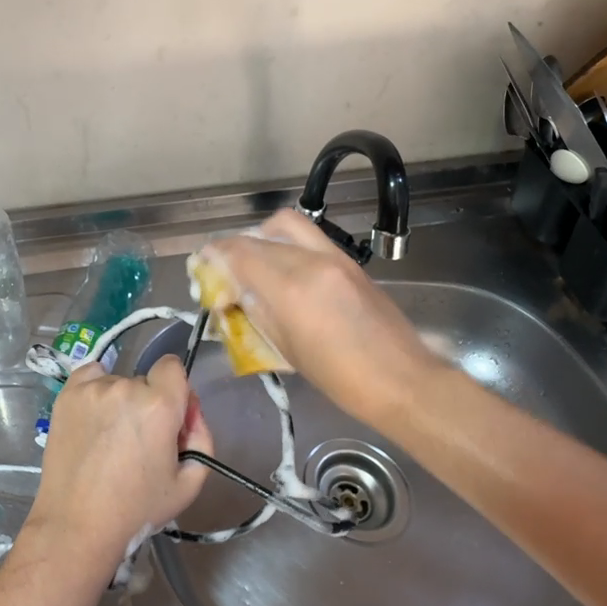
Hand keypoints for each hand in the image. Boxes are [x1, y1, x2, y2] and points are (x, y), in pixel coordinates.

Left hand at [26, 354, 212, 564]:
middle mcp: (125, 387)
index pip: (173, 367)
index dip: (175, 389)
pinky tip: (93, 419)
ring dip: (120, 402)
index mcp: (159, 405)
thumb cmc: (136, 508)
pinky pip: (90, 377)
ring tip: (109, 440)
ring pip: (118, 383)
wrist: (78, 523)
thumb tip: (190, 408)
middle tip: (139, 441)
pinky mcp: (66, 394)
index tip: (169, 415)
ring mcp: (92, 388)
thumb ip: (201, 437)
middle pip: (145, 381)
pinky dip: (95, 390)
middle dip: (148, 404)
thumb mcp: (189, 482)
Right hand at [201, 210, 445, 422]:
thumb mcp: (285, 349)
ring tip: (255, 260)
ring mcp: (334, 257)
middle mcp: (310, 261)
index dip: (214, 255)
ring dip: (262, 235)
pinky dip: (286, 243)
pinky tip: (284, 268)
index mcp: (290, 287)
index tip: (202, 265)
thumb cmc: (340, 378)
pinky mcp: (349, 261)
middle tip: (225, 266)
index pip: (238, 252)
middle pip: (258, 235)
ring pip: (285, 224)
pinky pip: (308, 238)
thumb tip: (234, 294)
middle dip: (234, 246)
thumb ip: (256, 311)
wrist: (403, 381)